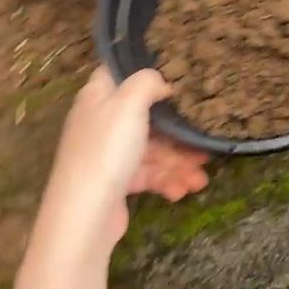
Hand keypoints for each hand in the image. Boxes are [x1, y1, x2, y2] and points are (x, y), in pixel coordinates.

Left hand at [38, 68, 209, 256]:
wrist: (85, 214)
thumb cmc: (107, 149)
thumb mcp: (128, 103)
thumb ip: (146, 82)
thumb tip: (159, 82)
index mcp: (98, 97)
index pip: (119, 74)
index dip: (144, 74)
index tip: (175, 80)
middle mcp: (101, 122)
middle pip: (144, 117)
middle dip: (177, 131)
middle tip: (203, 142)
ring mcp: (108, 154)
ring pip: (150, 150)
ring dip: (178, 162)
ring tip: (200, 179)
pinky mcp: (116, 183)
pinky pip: (146, 175)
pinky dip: (166, 181)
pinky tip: (182, 191)